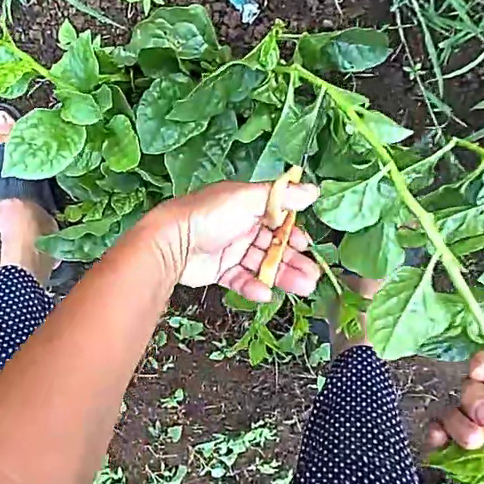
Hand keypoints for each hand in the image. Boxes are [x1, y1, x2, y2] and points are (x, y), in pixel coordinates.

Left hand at [137, 179, 321, 302]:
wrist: (170, 242)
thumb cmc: (208, 214)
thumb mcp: (248, 199)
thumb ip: (282, 197)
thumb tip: (313, 190)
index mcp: (247, 205)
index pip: (278, 219)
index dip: (294, 233)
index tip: (307, 245)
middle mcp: (240, 226)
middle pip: (273, 245)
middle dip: (294, 260)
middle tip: (312, 276)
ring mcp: (230, 249)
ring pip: (262, 264)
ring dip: (283, 276)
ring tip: (303, 288)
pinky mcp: (219, 270)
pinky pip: (241, 279)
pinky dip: (253, 287)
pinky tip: (265, 293)